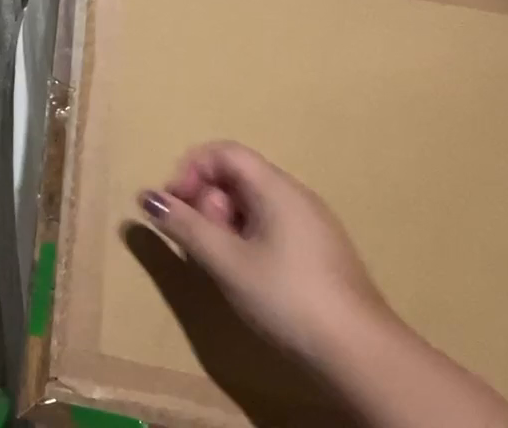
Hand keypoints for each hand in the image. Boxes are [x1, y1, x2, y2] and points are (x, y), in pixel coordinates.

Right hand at [139, 140, 394, 362]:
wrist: (361, 355)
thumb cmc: (287, 297)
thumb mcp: (225, 261)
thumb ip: (184, 225)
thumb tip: (147, 197)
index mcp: (277, 189)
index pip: (224, 152)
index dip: (191, 170)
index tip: (175, 205)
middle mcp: (296, 197)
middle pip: (236, 177)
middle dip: (206, 202)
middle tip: (200, 242)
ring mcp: (310, 225)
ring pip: (251, 204)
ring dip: (223, 224)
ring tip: (219, 263)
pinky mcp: (317, 252)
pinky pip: (269, 226)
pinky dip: (245, 239)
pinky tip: (244, 275)